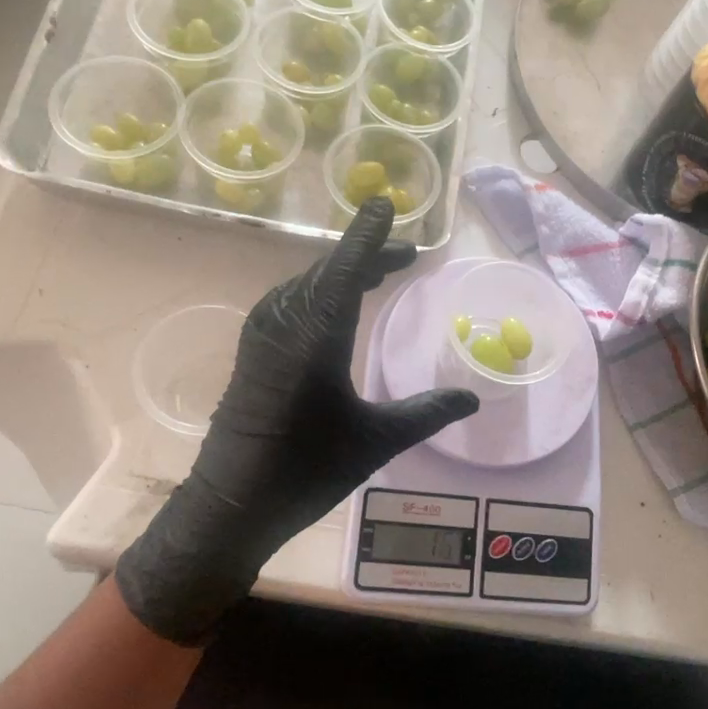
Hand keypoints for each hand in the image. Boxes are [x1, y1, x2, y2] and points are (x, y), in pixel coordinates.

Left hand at [115, 198, 479, 643]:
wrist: (233, 504)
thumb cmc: (307, 470)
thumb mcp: (377, 440)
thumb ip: (427, 412)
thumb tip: (474, 398)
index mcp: (317, 336)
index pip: (345, 268)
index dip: (368, 236)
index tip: (384, 205)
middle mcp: (286, 324)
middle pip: (327, 270)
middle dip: (366, 255)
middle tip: (405, 257)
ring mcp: (263, 335)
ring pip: (306, 284)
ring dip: (341, 272)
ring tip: (377, 274)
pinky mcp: (253, 350)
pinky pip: (290, 302)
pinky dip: (319, 291)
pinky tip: (334, 306)